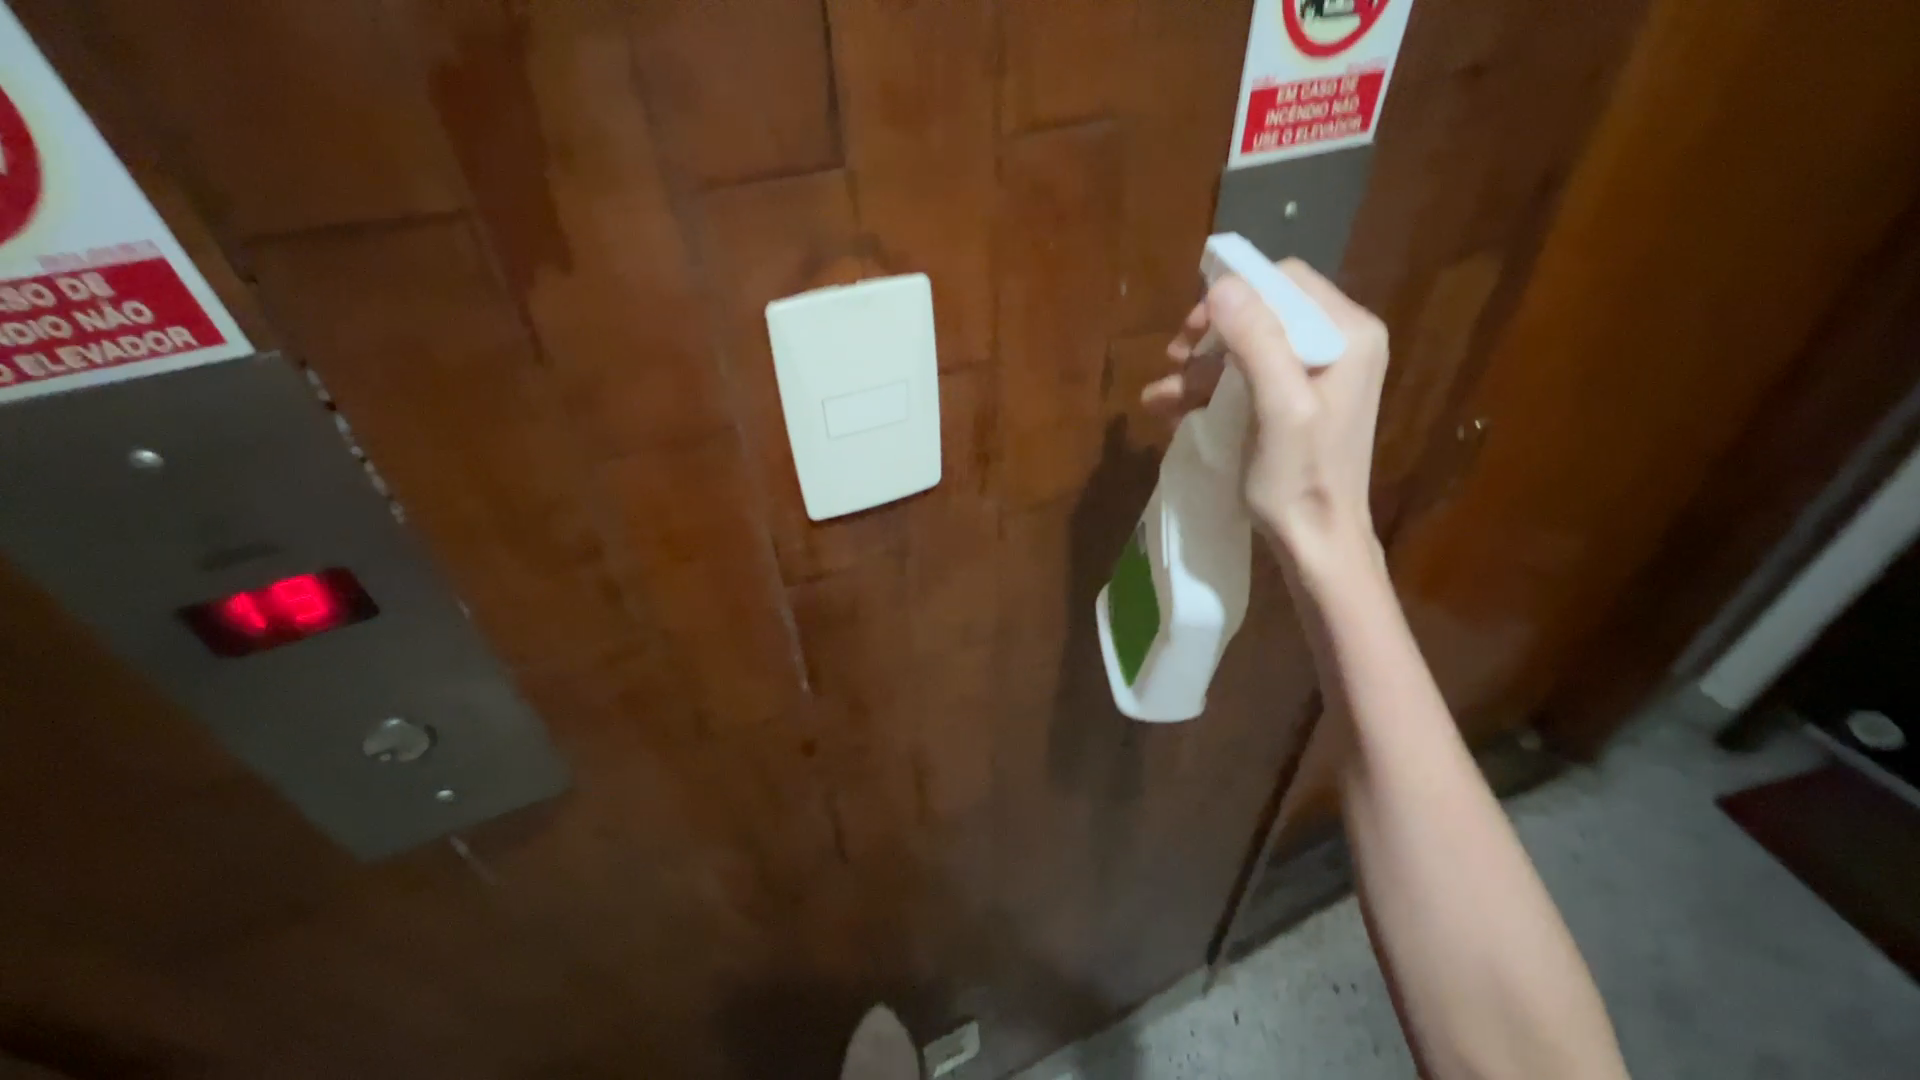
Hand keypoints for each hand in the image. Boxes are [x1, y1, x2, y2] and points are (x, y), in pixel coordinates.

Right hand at [1142, 258, 1389, 582]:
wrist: (1315, 543)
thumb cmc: (1300, 479)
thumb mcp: (1279, 406)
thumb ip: (1258, 341)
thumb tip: (1222, 284)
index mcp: (1349, 335)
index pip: (1285, 282)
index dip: (1233, 297)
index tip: (1194, 332)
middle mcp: (1340, 345)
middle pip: (1262, 314)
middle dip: (1210, 337)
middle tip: (1174, 362)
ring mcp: (1317, 377)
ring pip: (1247, 348)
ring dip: (1200, 369)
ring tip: (1159, 398)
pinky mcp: (1296, 405)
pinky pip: (1247, 380)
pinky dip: (1209, 393)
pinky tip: (1174, 414)